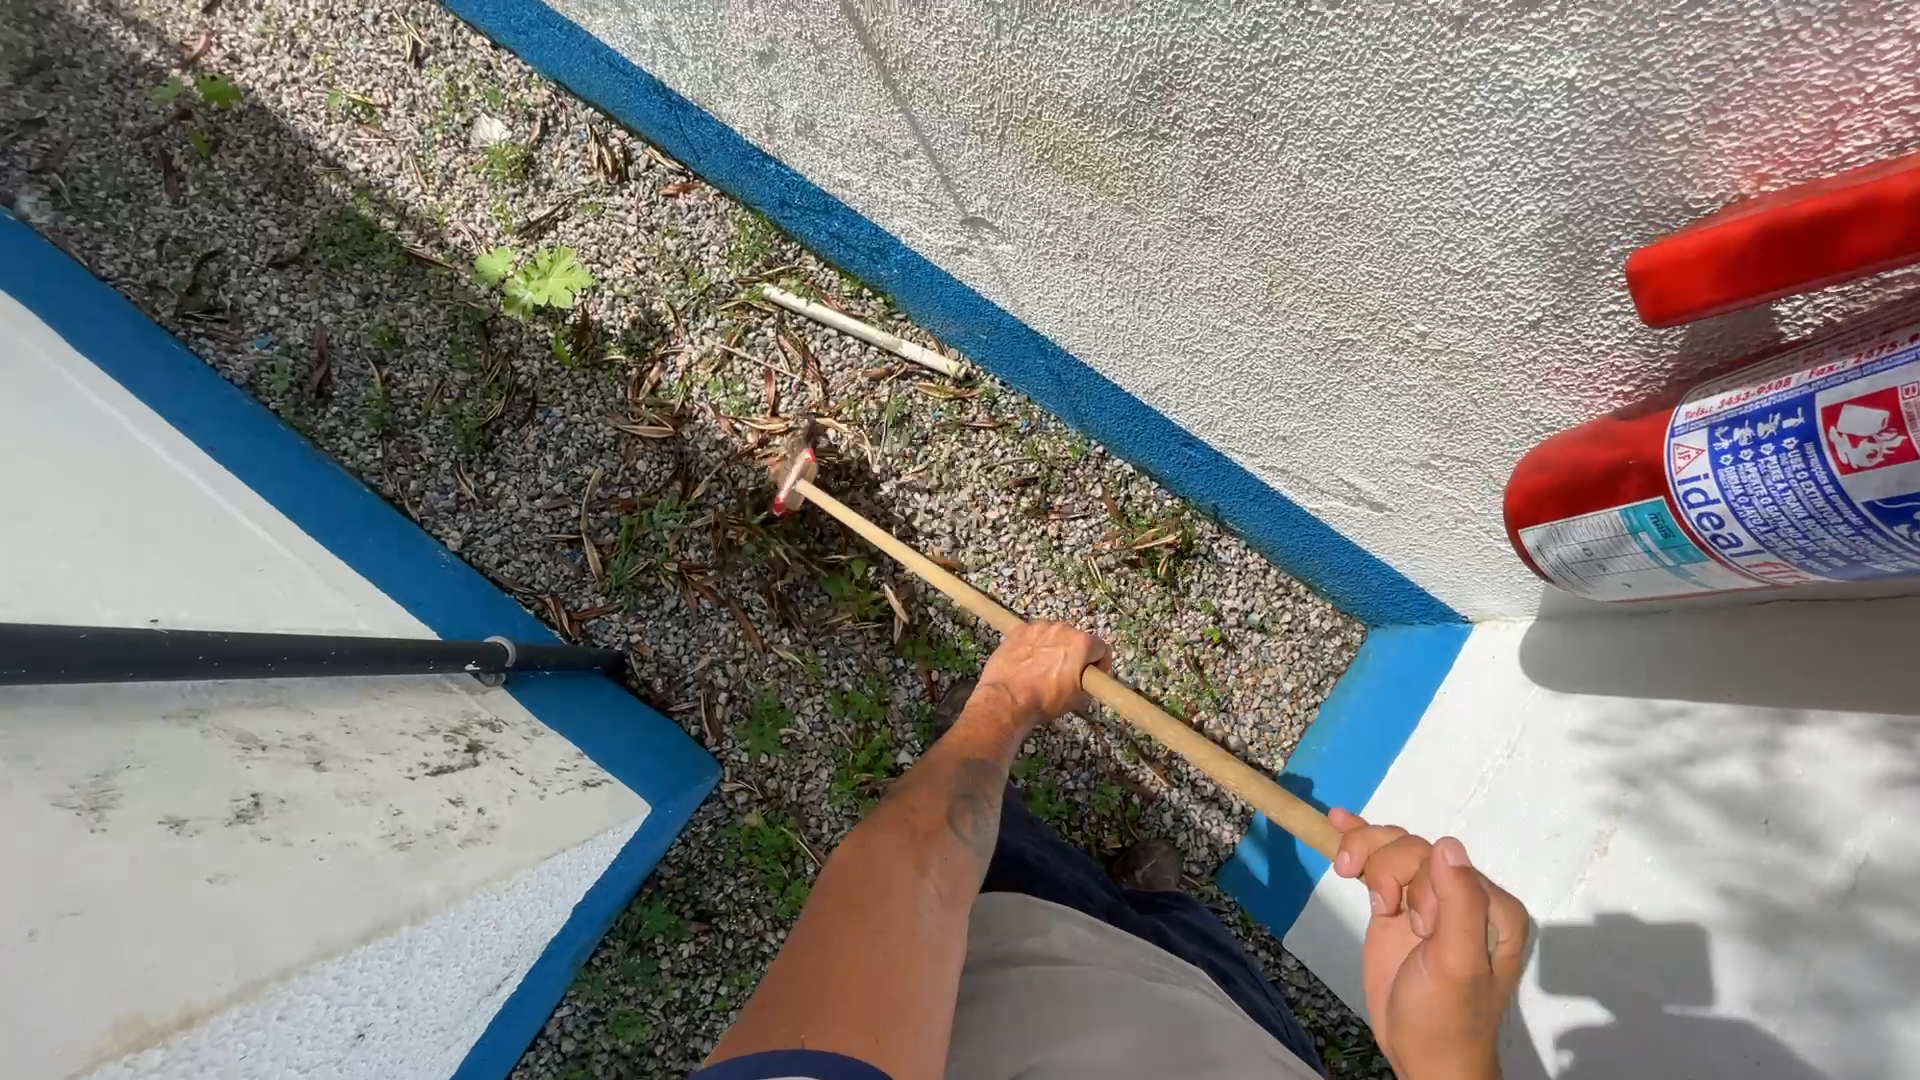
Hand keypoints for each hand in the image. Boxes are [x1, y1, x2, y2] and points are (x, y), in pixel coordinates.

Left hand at [972, 621, 1110, 733]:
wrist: (1008, 698)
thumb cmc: (1045, 699)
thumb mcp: (1079, 699)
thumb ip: (1090, 684)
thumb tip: (1088, 681)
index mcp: (1082, 643)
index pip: (1101, 648)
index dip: (1100, 664)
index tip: (1092, 675)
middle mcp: (1063, 629)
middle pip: (1076, 639)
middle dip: (1074, 655)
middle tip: (1066, 675)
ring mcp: (1039, 627)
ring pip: (1053, 635)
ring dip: (1053, 648)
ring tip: (1043, 669)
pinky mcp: (1019, 630)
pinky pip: (1033, 635)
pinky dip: (1033, 645)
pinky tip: (1028, 662)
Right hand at [1330, 809, 1528, 1079]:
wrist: (1420, 1053)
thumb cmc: (1446, 1015)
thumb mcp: (1456, 962)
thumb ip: (1459, 904)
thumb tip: (1447, 845)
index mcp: (1491, 907)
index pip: (1443, 859)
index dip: (1418, 881)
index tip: (1414, 924)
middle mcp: (1462, 895)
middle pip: (1411, 847)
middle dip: (1387, 870)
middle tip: (1384, 912)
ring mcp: (1425, 897)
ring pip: (1390, 846)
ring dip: (1363, 853)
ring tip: (1345, 872)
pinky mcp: (1396, 902)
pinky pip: (1376, 860)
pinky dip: (1356, 838)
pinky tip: (1338, 822)